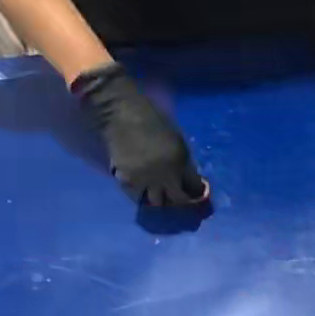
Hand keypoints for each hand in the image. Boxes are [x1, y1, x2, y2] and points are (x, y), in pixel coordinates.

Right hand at [70, 63, 206, 206]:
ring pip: (157, 202)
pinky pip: (138, 196)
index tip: (194, 191)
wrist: (119, 113)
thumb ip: (182, 159)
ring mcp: (146, 181)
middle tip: (178, 198)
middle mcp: (165, 175)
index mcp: (180, 160)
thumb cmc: (149, 118)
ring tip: (159, 195)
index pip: (194, 186)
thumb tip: (186, 177)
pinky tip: (142, 189)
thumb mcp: (175, 137)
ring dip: (160, 200)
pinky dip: (141, 195)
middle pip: (177, 200)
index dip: (195, 191)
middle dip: (180, 200)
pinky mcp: (127, 182)